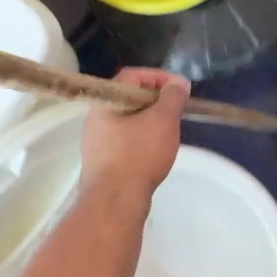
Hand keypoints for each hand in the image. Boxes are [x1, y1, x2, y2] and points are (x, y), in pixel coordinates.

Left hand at [80, 68, 189, 197]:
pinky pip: (126, 139)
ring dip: (151, 120)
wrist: (116, 200)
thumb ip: (173, 97)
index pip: (133, 75)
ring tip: (170, 131)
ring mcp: (97, 141)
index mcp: (107, 102)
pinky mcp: (103, 161)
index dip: (159, 76)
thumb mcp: (164, 120)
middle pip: (130, 97)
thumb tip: (178, 82)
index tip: (180, 89)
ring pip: (128, 119)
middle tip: (177, 110)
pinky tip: (155, 152)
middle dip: (157, 100)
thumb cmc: (139, 154)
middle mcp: (97, 117)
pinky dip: (143, 138)